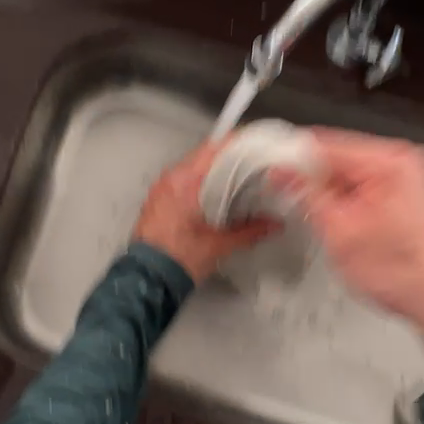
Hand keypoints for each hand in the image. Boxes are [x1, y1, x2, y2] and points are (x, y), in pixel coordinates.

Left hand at [133, 139, 276, 281]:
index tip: (256, 143)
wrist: (149, 280)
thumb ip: (250, 231)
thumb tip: (274, 224)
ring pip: (193, 168)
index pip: (215, 148)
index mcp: (185, 182)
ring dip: (215, 170)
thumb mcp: (220, 244)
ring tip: (239, 178)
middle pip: (205, 156)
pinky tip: (217, 196)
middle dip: (230, 158)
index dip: (238, 142)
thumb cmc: (179, 259)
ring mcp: (162, 189)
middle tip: (253, 162)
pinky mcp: (158, 201)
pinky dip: (201, 183)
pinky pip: (183, 181)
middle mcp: (171, 179)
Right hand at [290, 129, 423, 407]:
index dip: (292, 159)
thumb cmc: (408, 275)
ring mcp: (413, 180)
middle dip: (313, 180)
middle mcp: (406, 162)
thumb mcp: (341, 234)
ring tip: (323, 226)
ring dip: (332, 196)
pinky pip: (370, 191)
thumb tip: (284, 172)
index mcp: (390, 161)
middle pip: (341, 158)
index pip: (325, 143)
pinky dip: (351, 205)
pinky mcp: (414, 199)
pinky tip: (345, 230)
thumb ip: (308, 196)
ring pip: (354, 177)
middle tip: (291, 205)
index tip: (269, 173)